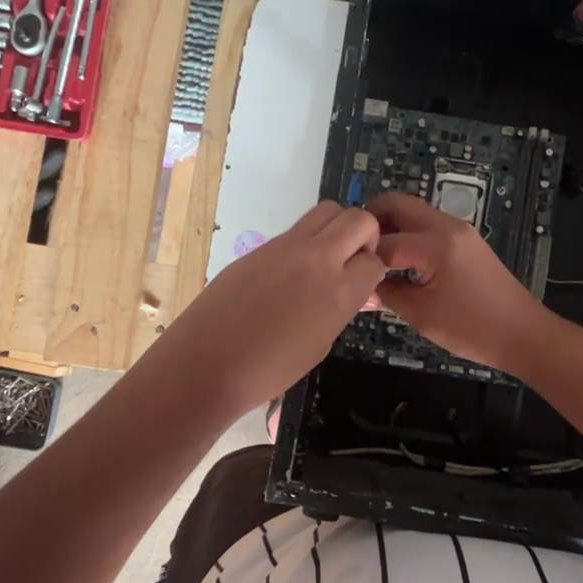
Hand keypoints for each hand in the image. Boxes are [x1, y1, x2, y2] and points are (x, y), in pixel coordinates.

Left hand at [149, 201, 385, 413]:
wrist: (207, 363)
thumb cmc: (269, 370)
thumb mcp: (319, 346)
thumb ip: (341, 310)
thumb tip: (354, 293)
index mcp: (339, 292)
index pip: (375, 261)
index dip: (373, 271)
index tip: (363, 283)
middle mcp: (318, 259)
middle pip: (358, 220)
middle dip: (366, 236)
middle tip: (353, 259)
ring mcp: (286, 247)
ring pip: (327, 211)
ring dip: (337, 228)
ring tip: (326, 258)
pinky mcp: (260, 247)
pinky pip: (296, 230)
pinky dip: (306, 241)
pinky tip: (292, 272)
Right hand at [367, 193, 554, 374]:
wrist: (523, 334)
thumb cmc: (472, 329)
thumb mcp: (422, 315)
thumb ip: (388, 294)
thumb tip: (365, 285)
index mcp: (436, 244)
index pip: (385, 241)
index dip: (362, 256)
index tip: (345, 269)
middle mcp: (447, 226)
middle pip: (399, 204)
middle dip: (372, 221)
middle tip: (353, 247)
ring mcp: (460, 230)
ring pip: (414, 212)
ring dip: (391, 226)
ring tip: (372, 257)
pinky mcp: (466, 240)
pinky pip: (428, 225)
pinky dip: (409, 234)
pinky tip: (398, 262)